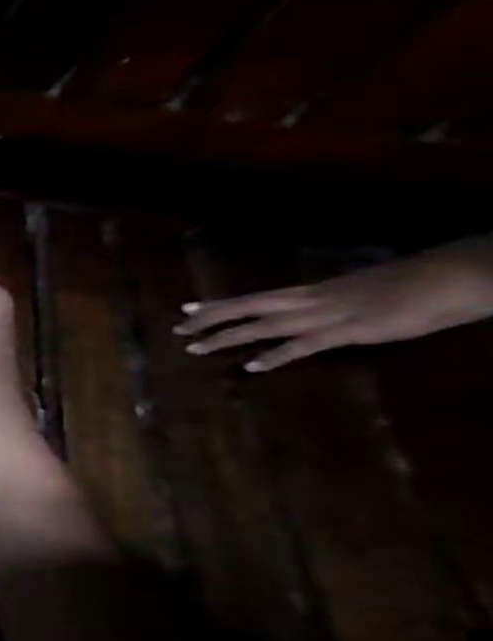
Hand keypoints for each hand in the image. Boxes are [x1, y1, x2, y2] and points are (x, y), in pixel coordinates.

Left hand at [174, 236, 492, 370]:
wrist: (465, 273)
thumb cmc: (422, 279)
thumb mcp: (365, 288)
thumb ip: (337, 300)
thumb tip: (321, 309)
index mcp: (317, 289)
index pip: (257, 296)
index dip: (222, 303)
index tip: (187, 306)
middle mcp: (314, 299)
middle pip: (250, 307)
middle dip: (211, 318)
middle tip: (177, 326)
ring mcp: (329, 315)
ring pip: (264, 326)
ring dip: (228, 338)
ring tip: (193, 348)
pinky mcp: (351, 330)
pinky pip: (305, 346)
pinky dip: (277, 356)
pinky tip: (251, 367)